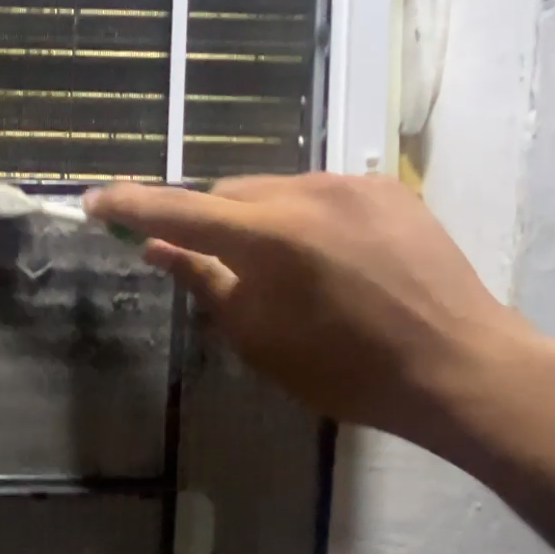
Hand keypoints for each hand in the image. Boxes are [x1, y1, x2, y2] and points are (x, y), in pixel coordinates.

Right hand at [85, 174, 544, 446]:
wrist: (459, 366)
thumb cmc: (346, 370)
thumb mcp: (258, 337)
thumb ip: (202, 281)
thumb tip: (156, 248)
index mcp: (267, 236)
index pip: (178, 210)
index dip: (130, 206)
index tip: (95, 201)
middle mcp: (305, 191)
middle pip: (226, 194)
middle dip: (207, 222)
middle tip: (210, 262)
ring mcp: (351, 183)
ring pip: (273, 189)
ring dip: (257, 219)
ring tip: (282, 268)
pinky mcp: (386, 187)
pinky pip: (318, 191)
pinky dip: (301, 216)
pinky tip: (328, 257)